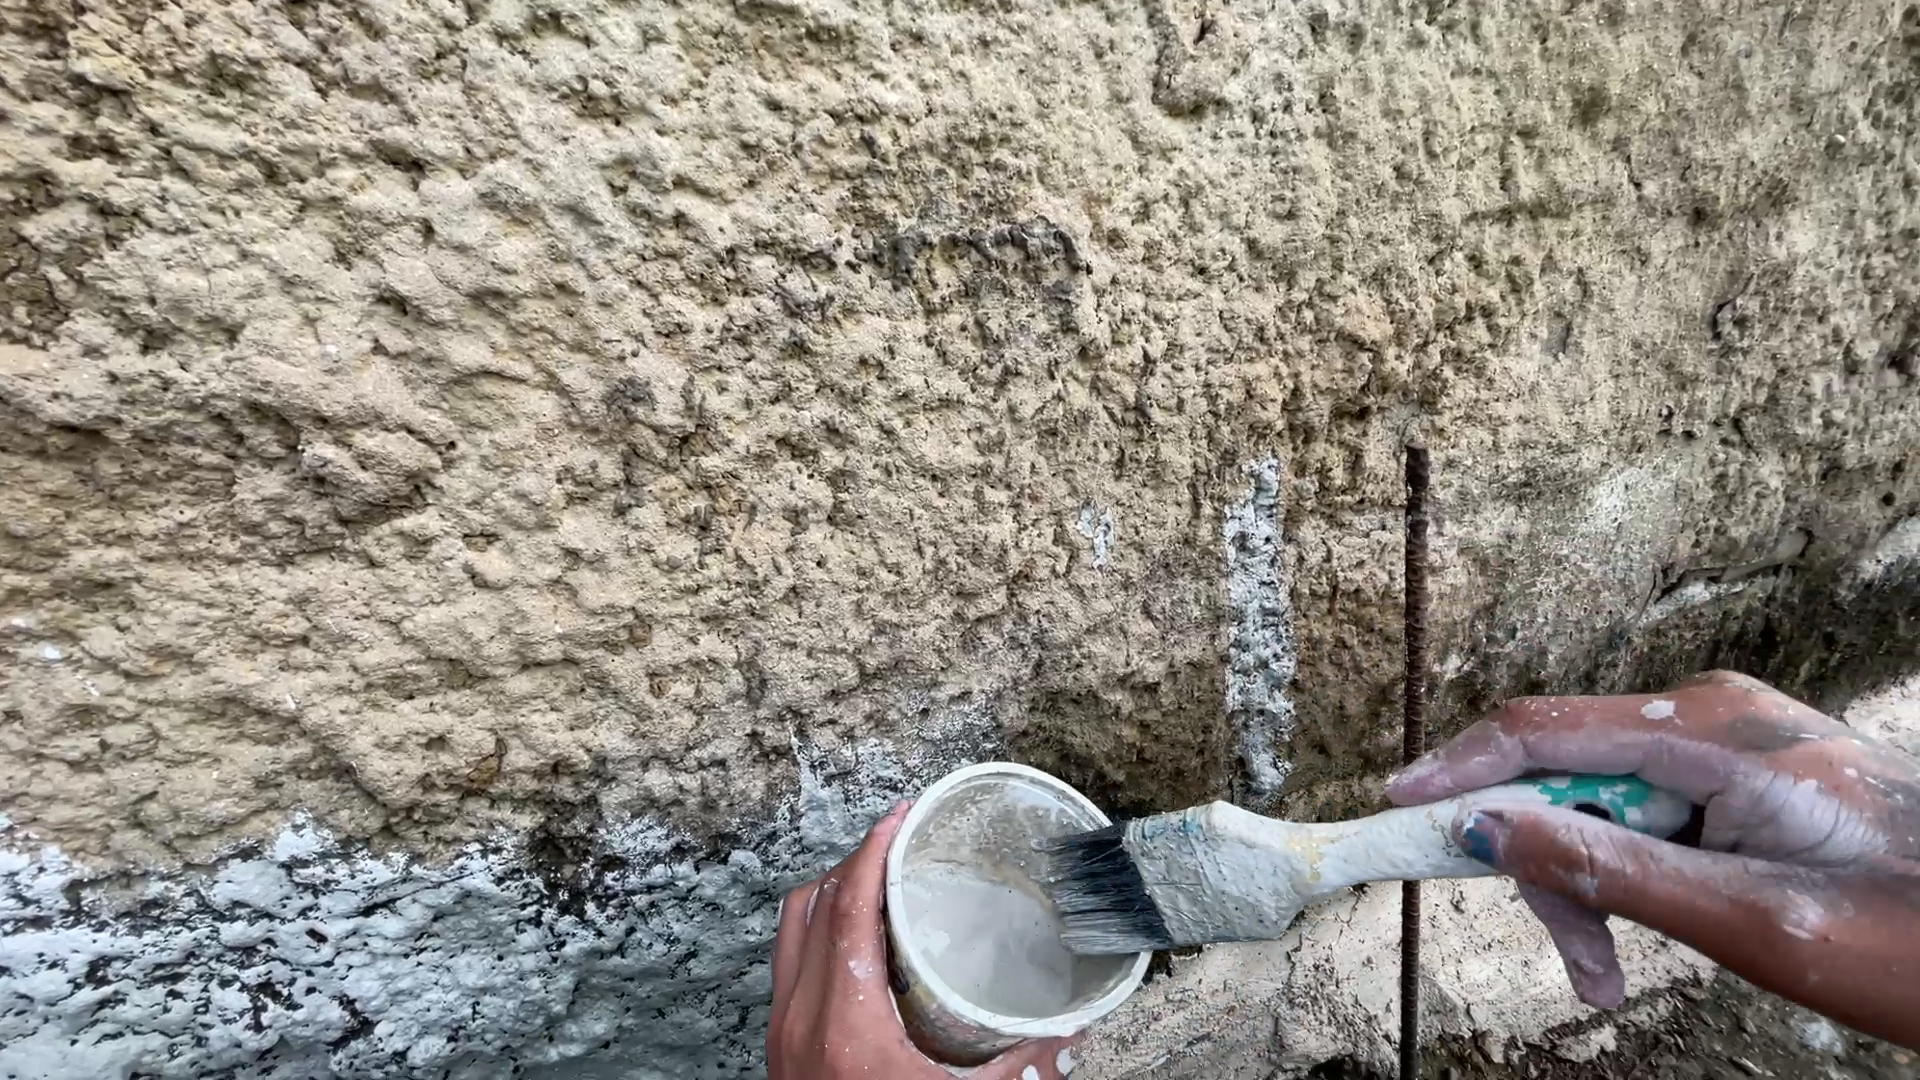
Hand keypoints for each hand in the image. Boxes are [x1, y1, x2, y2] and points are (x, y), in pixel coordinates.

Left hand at [769, 802, 1084, 1078]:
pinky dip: (817, 921)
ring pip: (793, 921)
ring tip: (878, 875)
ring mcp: (781, 1026)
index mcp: (845, 1024)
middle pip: (818, 900)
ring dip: (832, 886)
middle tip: (900, 840)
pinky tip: (855, 930)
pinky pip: (788, 953)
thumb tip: (1068, 1037)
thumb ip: (1018, 1072)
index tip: (901, 816)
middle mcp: (801, 1016)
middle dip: (859, 858)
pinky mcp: (778, 1038)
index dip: (874, 850)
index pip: (848, 905)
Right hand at [1387, 670, 1919, 1048]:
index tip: (1400, 800)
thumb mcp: (1760, 924)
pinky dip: (1615, 867)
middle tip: (1566, 949)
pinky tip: (1632, 930)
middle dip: (1541, 854)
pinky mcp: (1721, 768)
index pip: (1538, 729)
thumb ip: (1607, 869)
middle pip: (1558, 771)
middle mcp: (1699, 714)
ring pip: (1586, 797)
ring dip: (1581, 876)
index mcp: (1710, 728)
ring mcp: (1712, 738)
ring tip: (1603, 967)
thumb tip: (1479, 830)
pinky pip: (1627, 808)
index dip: (1458, 765)